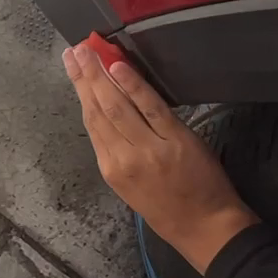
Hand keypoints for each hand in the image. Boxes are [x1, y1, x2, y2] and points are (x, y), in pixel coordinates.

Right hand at [62, 43, 258, 271]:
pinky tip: (119, 67)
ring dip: (101, 75)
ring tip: (89, 51)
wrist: (204, 228)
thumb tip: (109, 115)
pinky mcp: (175, 141)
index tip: (72, 67)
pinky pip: (151, 107)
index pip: (91, 122)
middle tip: (74, 50)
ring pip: (118, 106)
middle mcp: (123, 158)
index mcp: (111, 170)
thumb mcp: (130, 188)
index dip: (80, 91)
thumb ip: (118, 153)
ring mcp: (148, 149)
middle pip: (98, 110)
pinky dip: (134, 86)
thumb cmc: (168, 209)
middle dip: (85, 77)